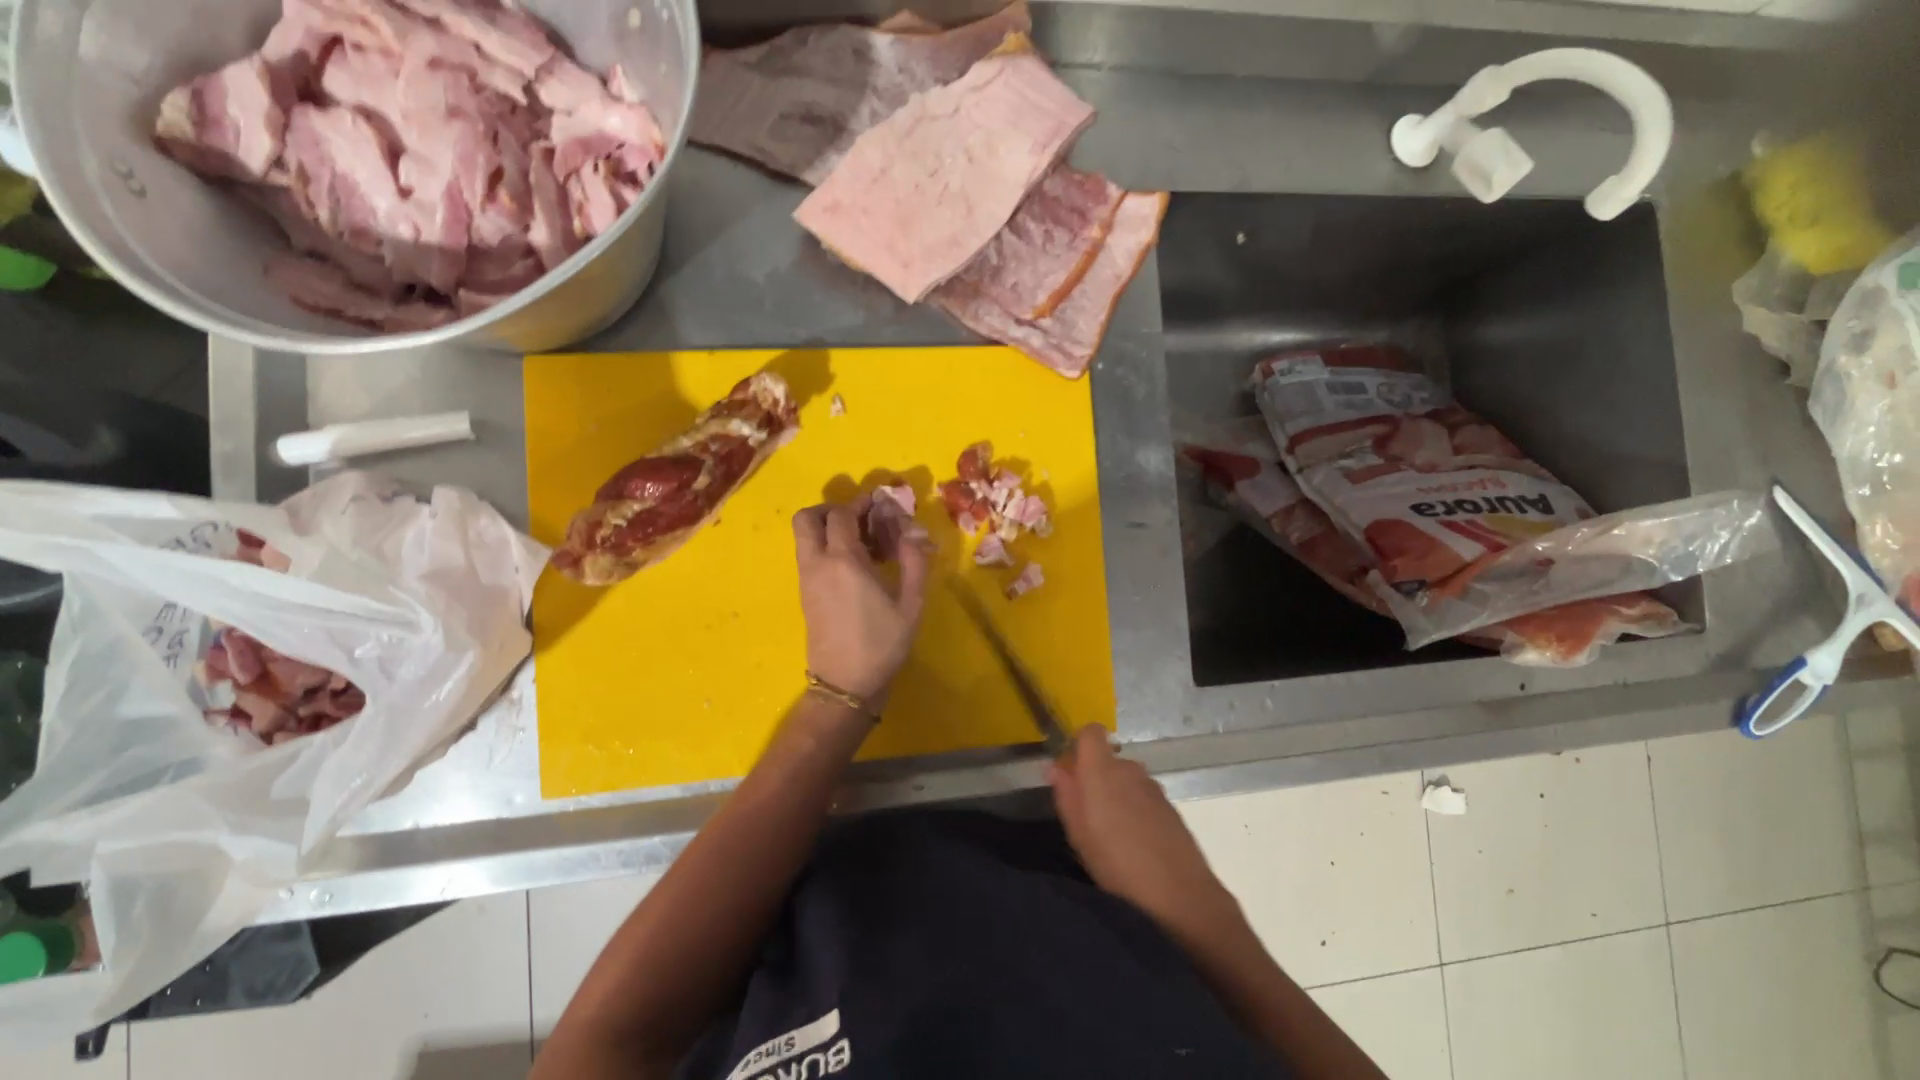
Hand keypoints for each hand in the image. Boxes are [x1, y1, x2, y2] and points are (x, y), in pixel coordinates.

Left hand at [792, 496, 930, 706]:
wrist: (846, 684)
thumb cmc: (882, 644)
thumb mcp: (911, 604)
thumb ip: (914, 561)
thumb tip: (913, 531)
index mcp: (844, 561)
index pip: (842, 514)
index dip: (860, 503)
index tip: (880, 505)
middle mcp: (818, 563)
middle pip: (807, 518)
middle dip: (832, 509)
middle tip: (860, 518)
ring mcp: (806, 579)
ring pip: (804, 536)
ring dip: (827, 528)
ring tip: (861, 543)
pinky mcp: (804, 594)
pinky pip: (808, 555)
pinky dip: (825, 547)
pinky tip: (854, 565)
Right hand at [1049, 727, 1244, 942]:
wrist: (1179, 896)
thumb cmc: (1117, 864)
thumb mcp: (1078, 834)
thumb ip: (1067, 795)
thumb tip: (1056, 768)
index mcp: (1104, 771)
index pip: (1091, 732)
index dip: (1079, 746)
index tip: (1070, 773)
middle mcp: (1131, 770)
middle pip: (1109, 760)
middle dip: (1096, 778)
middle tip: (1086, 815)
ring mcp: (1155, 788)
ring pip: (1127, 781)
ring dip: (1117, 797)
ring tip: (1111, 835)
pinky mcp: (1172, 808)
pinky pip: (1144, 798)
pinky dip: (1136, 811)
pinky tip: (1135, 844)